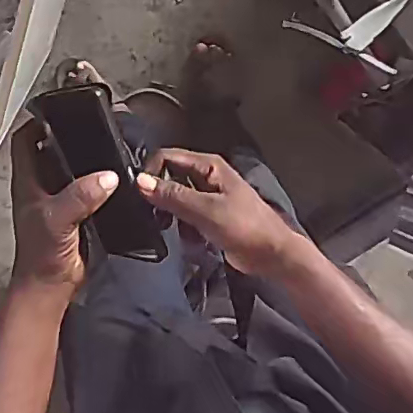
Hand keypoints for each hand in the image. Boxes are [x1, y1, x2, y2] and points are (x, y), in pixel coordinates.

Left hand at [10, 122, 117, 296]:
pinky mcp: (78, 211)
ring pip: (72, 167)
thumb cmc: (42, 254)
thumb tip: (107, 177)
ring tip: (110, 141)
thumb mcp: (57, 220)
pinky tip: (118, 172)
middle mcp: (42, 184)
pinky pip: (90, 187)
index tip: (62, 109)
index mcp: (28, 180)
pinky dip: (101, 178)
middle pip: (52, 149)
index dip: (38, 121)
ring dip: (88, 156)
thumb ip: (80, 197)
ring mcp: (60, 198)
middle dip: (70, 135)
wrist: (52, 287)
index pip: (26, 139)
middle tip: (94, 121)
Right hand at [135, 149, 301, 277]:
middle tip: (159, 219)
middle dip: (162, 200)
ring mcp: (209, 197)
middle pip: (170, 179)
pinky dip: (186, 229)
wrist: (272, 255)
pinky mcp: (210, 217)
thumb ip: (172, 195)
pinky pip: (187, 218)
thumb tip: (140, 180)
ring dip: (175, 218)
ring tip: (181, 233)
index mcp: (209, 166)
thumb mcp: (205, 210)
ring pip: (177, 201)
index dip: (152, 173)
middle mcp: (207, 177)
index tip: (143, 196)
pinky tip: (195, 242)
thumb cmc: (245, 227)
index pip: (167, 157)